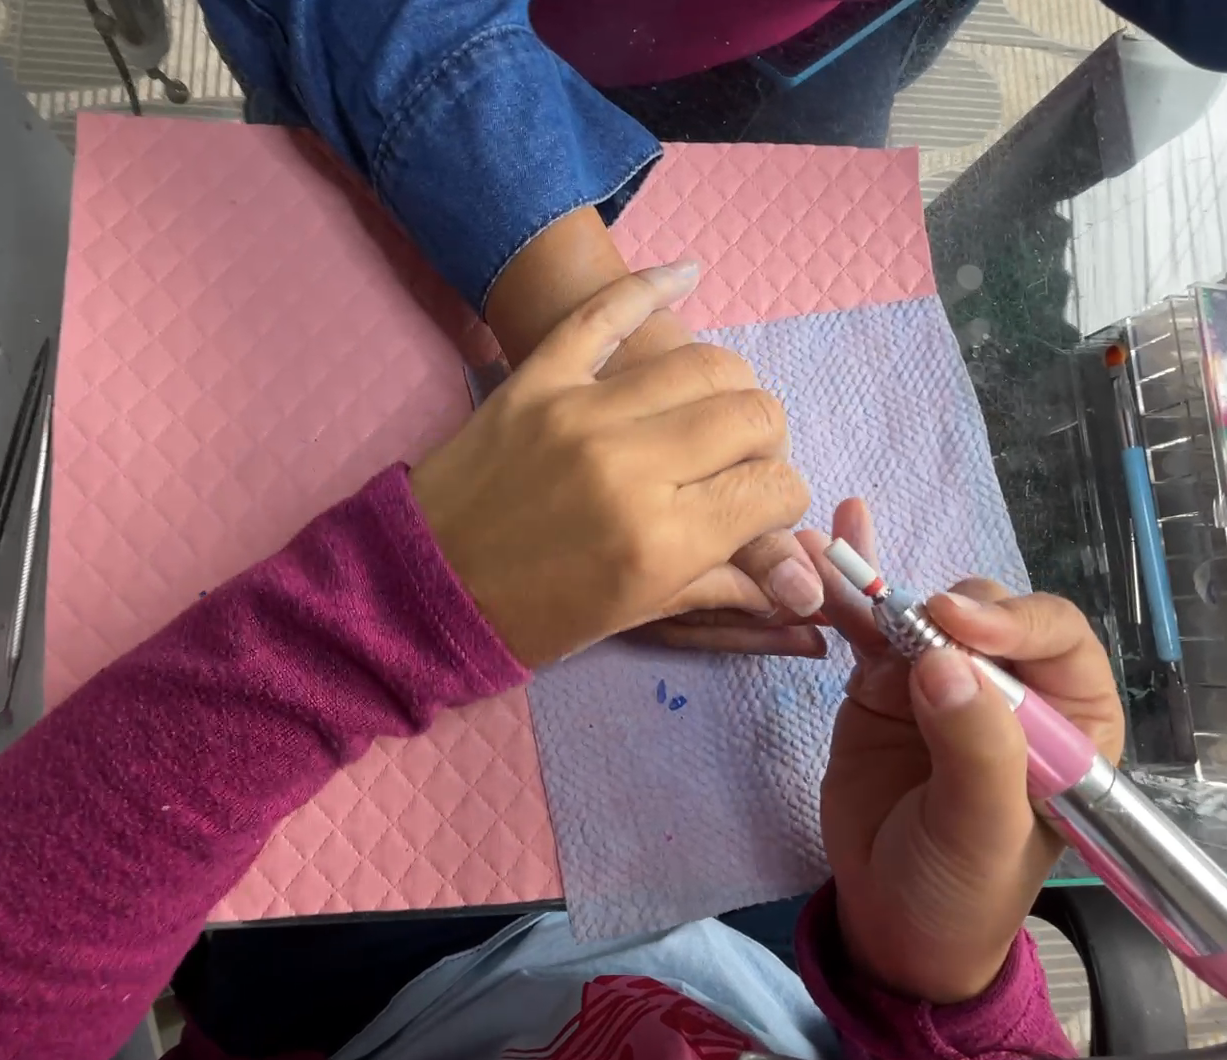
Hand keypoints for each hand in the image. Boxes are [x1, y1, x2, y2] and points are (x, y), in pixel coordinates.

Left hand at [485, 210, 830, 657]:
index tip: (765, 506)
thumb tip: (805, 582)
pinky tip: (688, 275)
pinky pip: (606, 310)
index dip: (784, 499)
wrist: (422, 587)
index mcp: (660, 542)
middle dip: (767, 441)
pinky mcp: (536, 378)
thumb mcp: (629, 614)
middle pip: (754, 413)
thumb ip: (720, 584)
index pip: (774, 489)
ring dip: (728, 384)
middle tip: (739, 463)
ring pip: (703, 362)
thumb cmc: (529, 616)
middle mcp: (631, 467)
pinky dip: (652, 287)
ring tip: (711, 410)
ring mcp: (580, 411)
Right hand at [801, 499, 1123, 1003]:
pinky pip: (862, 633)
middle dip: (939, 605)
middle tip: (895, 619)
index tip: (951, 621)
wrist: (889, 915)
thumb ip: (975, 750)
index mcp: (1065, 721)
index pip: (1057, 642)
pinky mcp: (880, 685)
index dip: (1011, 620)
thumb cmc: (961, 889)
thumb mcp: (982, 835)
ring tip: (829, 540)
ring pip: (913, 613)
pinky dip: (840, 599)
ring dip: (872, 577)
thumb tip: (941, 661)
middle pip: (982, 614)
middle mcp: (1006, 688)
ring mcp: (936, 681)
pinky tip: (821, 550)